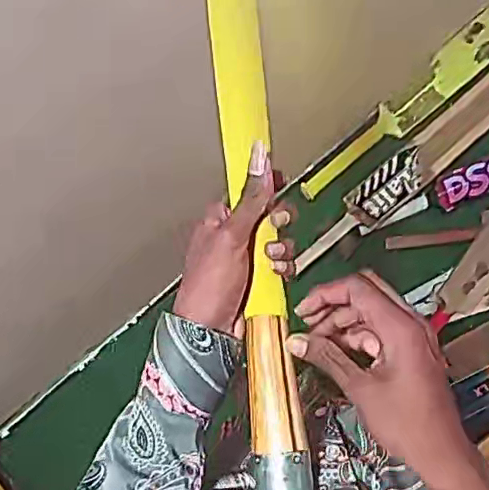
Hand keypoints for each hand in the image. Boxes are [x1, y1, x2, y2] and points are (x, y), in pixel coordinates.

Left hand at [173, 141, 295, 334]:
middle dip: (277, 227)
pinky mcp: (259, 281)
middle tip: (269, 237)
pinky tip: (273, 278)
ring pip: (279, 243)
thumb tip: (258, 158)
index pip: (249, 191)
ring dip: (280, 253)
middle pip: (270, 217)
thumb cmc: (207, 288)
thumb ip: (251, 198)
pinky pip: (280, 268)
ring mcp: (247, 260)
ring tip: (268, 264)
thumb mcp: (231, 236)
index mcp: (220, 220)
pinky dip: (282, 272)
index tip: (278, 190)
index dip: (266, 189)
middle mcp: (234, 238)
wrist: (210, 331)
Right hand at [290, 270, 488, 489]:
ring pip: (371, 313)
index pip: (357, 288)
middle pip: (365, 294)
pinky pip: (380, 332)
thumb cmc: (411, 425)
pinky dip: (357, 338)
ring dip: (343, 324)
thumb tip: (300, 342)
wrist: (438, 450)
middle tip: (307, 324)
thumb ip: (328, 358)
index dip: (325, 295)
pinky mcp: (411, 353)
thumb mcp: (360, 389)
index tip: (303, 310)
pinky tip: (338, 354)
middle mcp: (411, 326)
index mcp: (401, 328)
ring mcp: (413, 338)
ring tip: (318, 344)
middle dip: (332, 306)